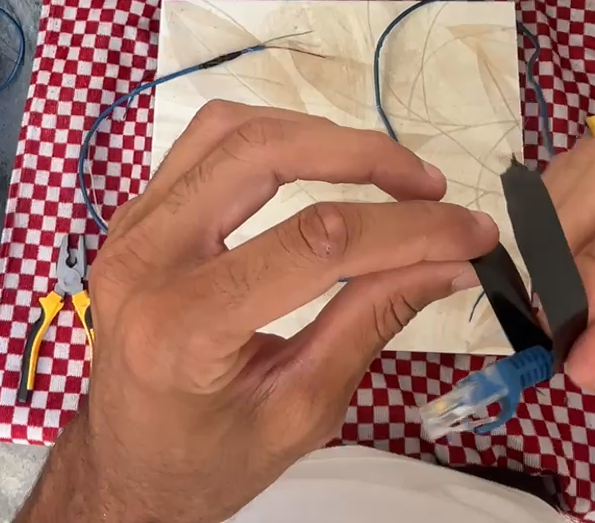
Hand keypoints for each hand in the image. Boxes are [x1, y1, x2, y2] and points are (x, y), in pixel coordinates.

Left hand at [16, 102, 500, 522]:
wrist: (123, 467)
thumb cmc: (209, 460)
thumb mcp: (303, 410)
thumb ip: (373, 319)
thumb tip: (451, 260)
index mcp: (184, 327)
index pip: (312, 243)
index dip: (404, 229)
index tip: (470, 230)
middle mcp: (145, 256)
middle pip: (260, 154)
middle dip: (359, 154)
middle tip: (426, 181)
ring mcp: (132, 224)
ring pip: (229, 128)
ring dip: (314, 132)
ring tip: (379, 166)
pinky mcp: (138, 211)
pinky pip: (207, 141)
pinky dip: (272, 134)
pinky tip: (315, 158)